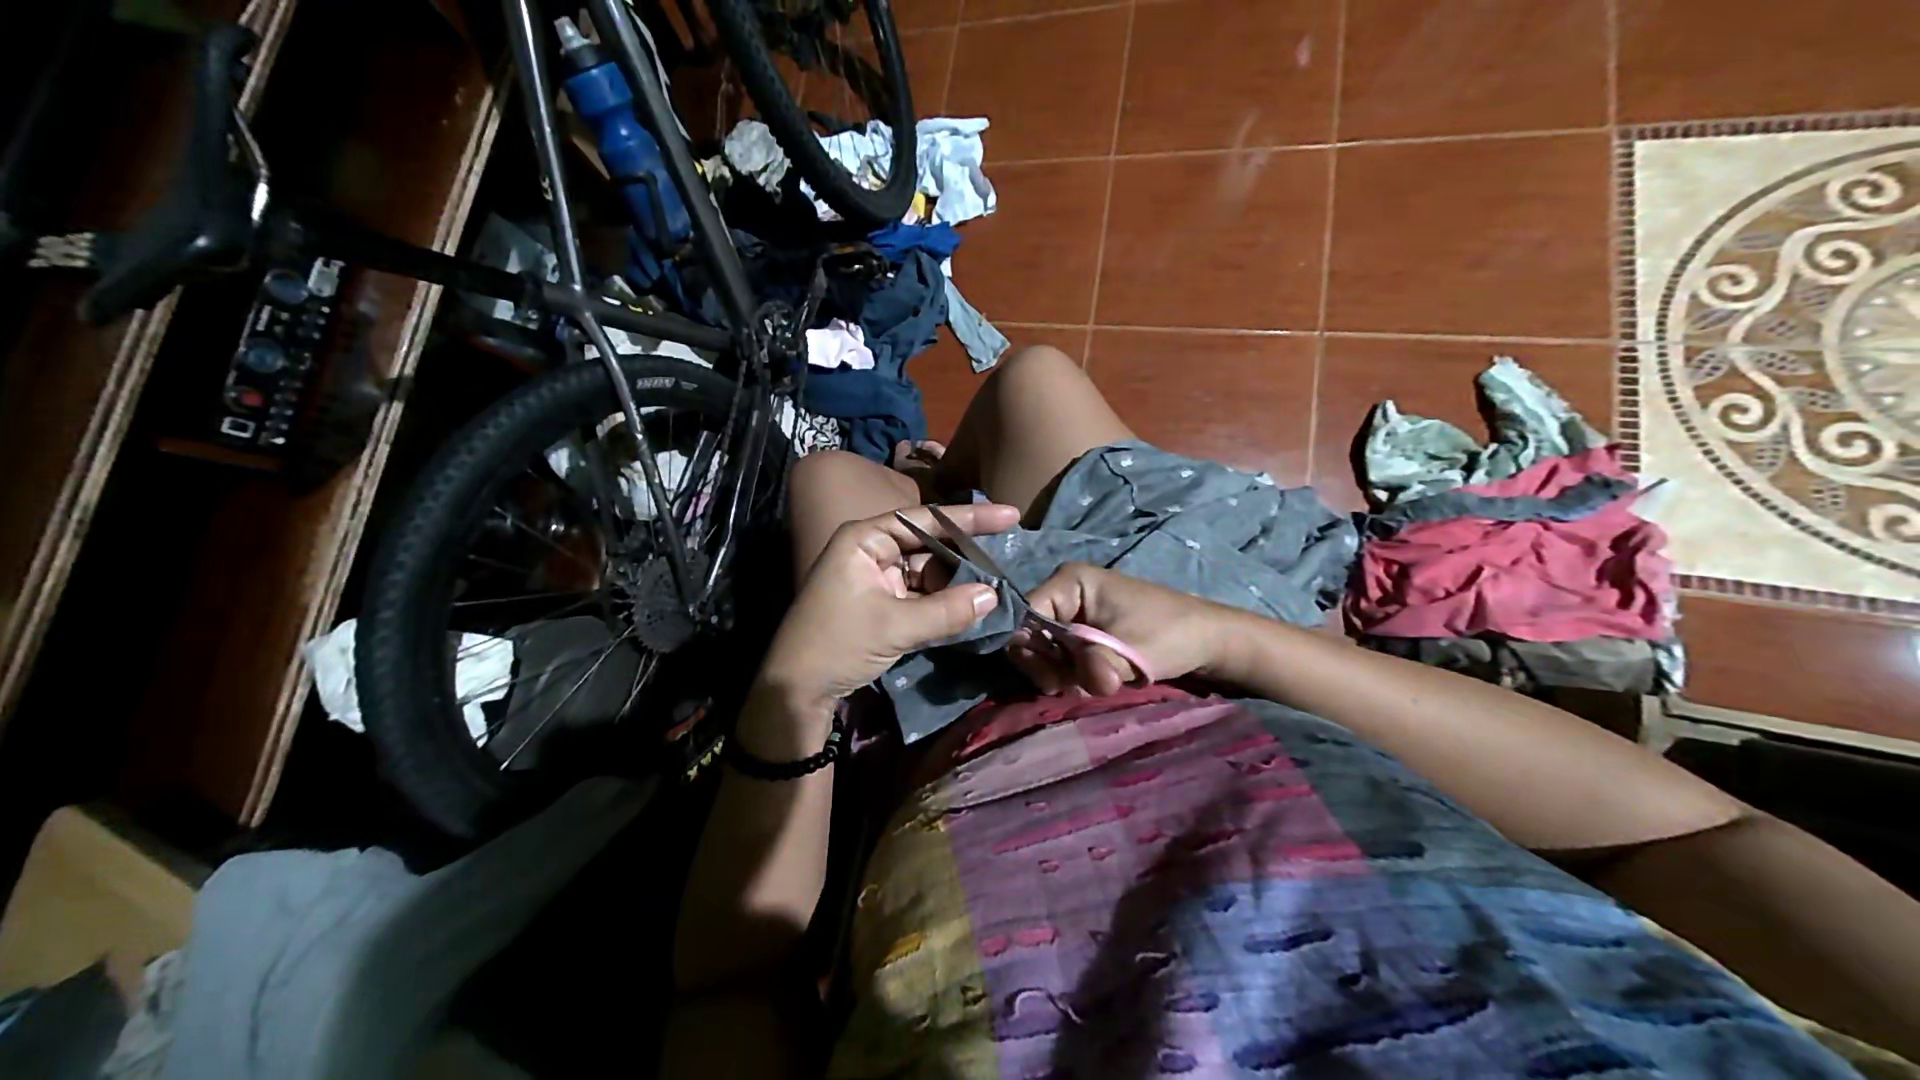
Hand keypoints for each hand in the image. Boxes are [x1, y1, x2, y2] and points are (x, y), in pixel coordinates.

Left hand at [757, 502, 1020, 712]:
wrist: (796, 692)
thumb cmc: (835, 644)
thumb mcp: (893, 626)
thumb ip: (946, 611)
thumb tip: (994, 595)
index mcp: (865, 540)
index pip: (924, 520)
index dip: (969, 517)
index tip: (1010, 515)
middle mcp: (872, 552)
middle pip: (930, 545)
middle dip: (966, 556)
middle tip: (1006, 562)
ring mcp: (878, 579)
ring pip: (930, 573)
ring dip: (958, 585)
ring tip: (996, 592)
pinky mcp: (883, 605)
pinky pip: (923, 596)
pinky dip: (945, 604)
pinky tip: (973, 610)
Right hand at [1009, 562, 1243, 696]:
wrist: (1210, 642)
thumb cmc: (1171, 633)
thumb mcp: (1131, 650)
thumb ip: (1098, 664)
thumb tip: (1082, 683)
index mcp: (1070, 581)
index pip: (1026, 616)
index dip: (1032, 650)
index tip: (1055, 681)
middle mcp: (1066, 592)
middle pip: (1031, 634)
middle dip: (1046, 665)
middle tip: (1069, 687)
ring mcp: (1075, 612)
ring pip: (1045, 648)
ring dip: (1061, 673)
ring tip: (1088, 684)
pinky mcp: (1086, 631)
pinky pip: (1062, 654)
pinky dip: (1072, 673)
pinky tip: (1091, 682)